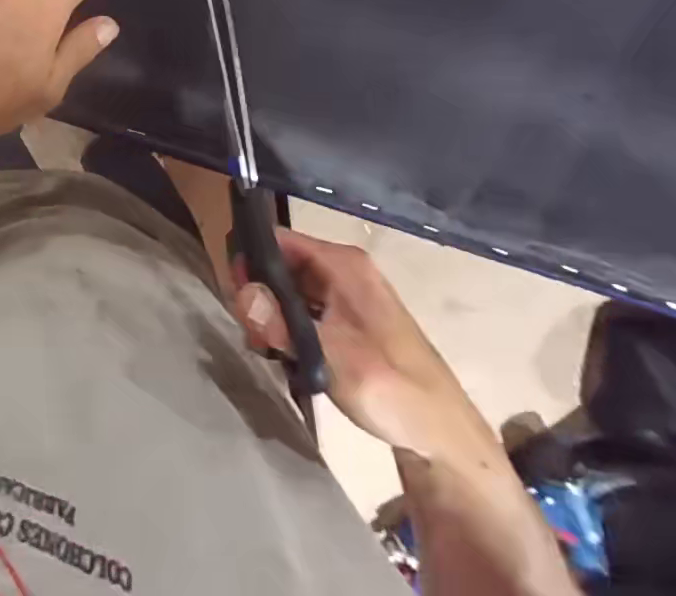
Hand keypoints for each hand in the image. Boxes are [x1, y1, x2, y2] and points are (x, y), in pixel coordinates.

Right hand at [233, 229, 485, 456]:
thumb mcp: (332, 358)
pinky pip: (303, 308)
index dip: (251, 258)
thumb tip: (242, 294)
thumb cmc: (393, 391)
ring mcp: (346, 295)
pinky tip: (282, 353)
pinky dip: (287, 326)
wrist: (441, 436)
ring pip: (290, 288)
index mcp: (344, 265)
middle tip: (250, 332)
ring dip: (271, 314)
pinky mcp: (347, 319)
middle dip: (258, 292)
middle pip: (282, 263)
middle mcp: (344, 270)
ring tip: (265, 347)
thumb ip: (285, 326)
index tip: (234, 294)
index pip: (280, 239)